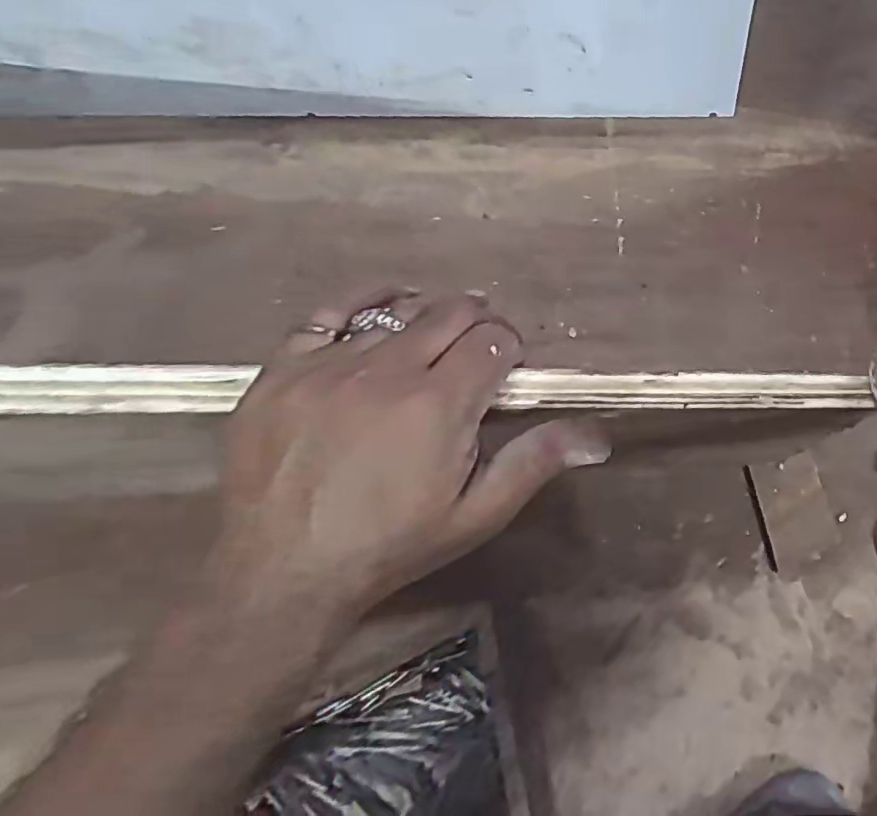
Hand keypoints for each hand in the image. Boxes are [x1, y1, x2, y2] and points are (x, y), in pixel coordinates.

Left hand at [206, 287, 608, 621]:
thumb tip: (598, 436)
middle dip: (478, 322)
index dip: (509, 348)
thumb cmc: (390, 545)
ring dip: (428, 320)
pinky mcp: (284, 369)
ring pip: (399, 311)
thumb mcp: (475, 514)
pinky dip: (364, 302)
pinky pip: (329, 312)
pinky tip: (383, 308)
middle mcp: (390, 370)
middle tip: (477, 351)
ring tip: (433, 342)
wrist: (278, 574)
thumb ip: (534, 463)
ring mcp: (331, 364)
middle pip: (452, 312)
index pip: (494, 339)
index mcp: (441, 402)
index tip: (506, 370)